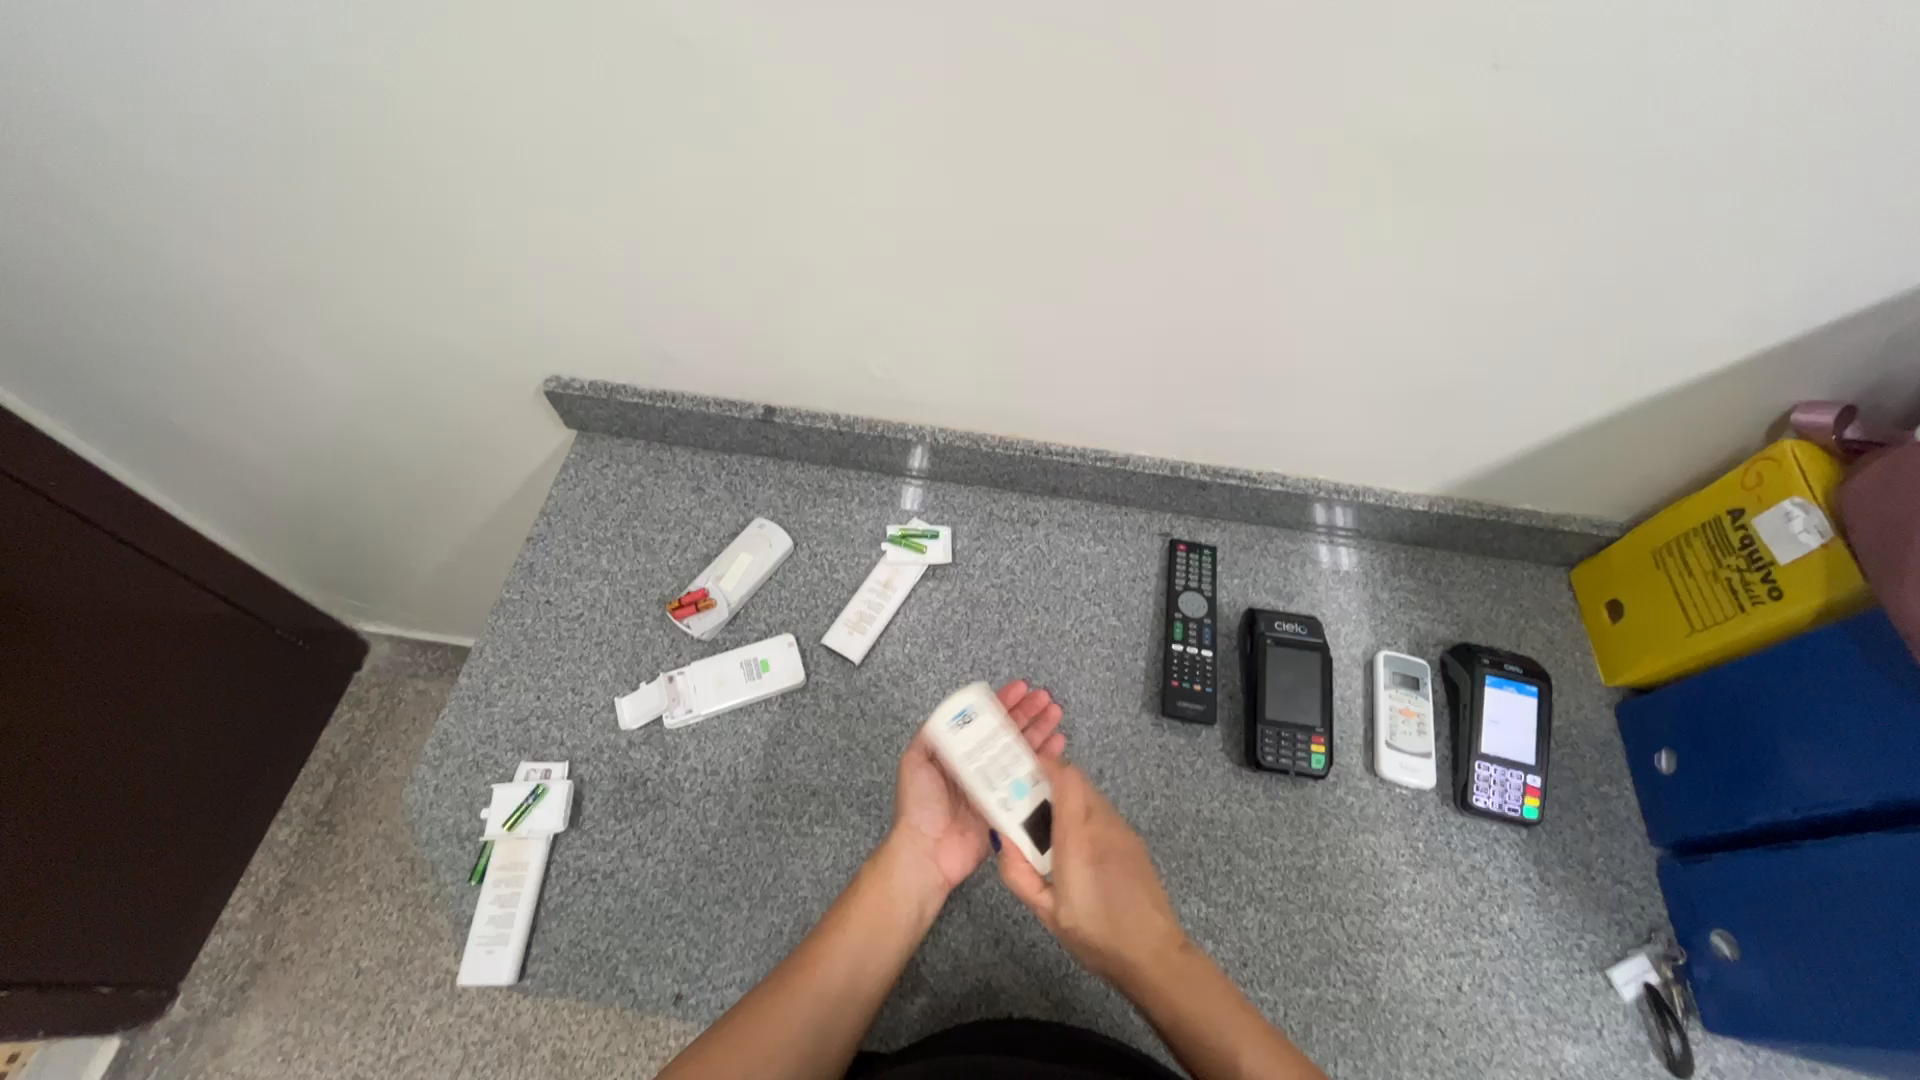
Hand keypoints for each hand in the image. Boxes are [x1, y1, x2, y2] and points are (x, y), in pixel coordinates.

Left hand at [887, 680, 1065, 893]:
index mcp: (957, 752)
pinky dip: (1046, 762)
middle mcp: (978, 765)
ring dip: (1040, 731)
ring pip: (1022, 752)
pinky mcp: (1008, 806)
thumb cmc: (919, 804)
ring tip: (1056, 715)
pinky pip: (1030, 780)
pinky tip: (1058, 746)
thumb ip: (931, 735)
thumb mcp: (915, 761)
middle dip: (1027, 713)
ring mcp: (995, 785)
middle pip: (1007, 732)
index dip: (1002, 702)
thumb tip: (952, 710)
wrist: (927, 852)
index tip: (1021, 688)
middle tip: (1046, 699)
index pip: (983, 720)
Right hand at [997, 757, 1188, 986]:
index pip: (1067, 777)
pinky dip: (1085, 817)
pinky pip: (1104, 815)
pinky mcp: (1134, 841)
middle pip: (1078, 782)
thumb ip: (1019, 873)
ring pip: (1091, 797)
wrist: (1154, 955)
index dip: (1045, 765)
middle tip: (1026, 803)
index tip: (1022, 771)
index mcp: (1078, 838)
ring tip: (1049, 830)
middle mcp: (1103, 824)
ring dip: (1069, 801)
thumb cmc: (1096, 935)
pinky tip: (1079, 849)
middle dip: (1050, 783)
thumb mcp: (1046, 913)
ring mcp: (1123, 831)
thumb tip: (1003, 837)